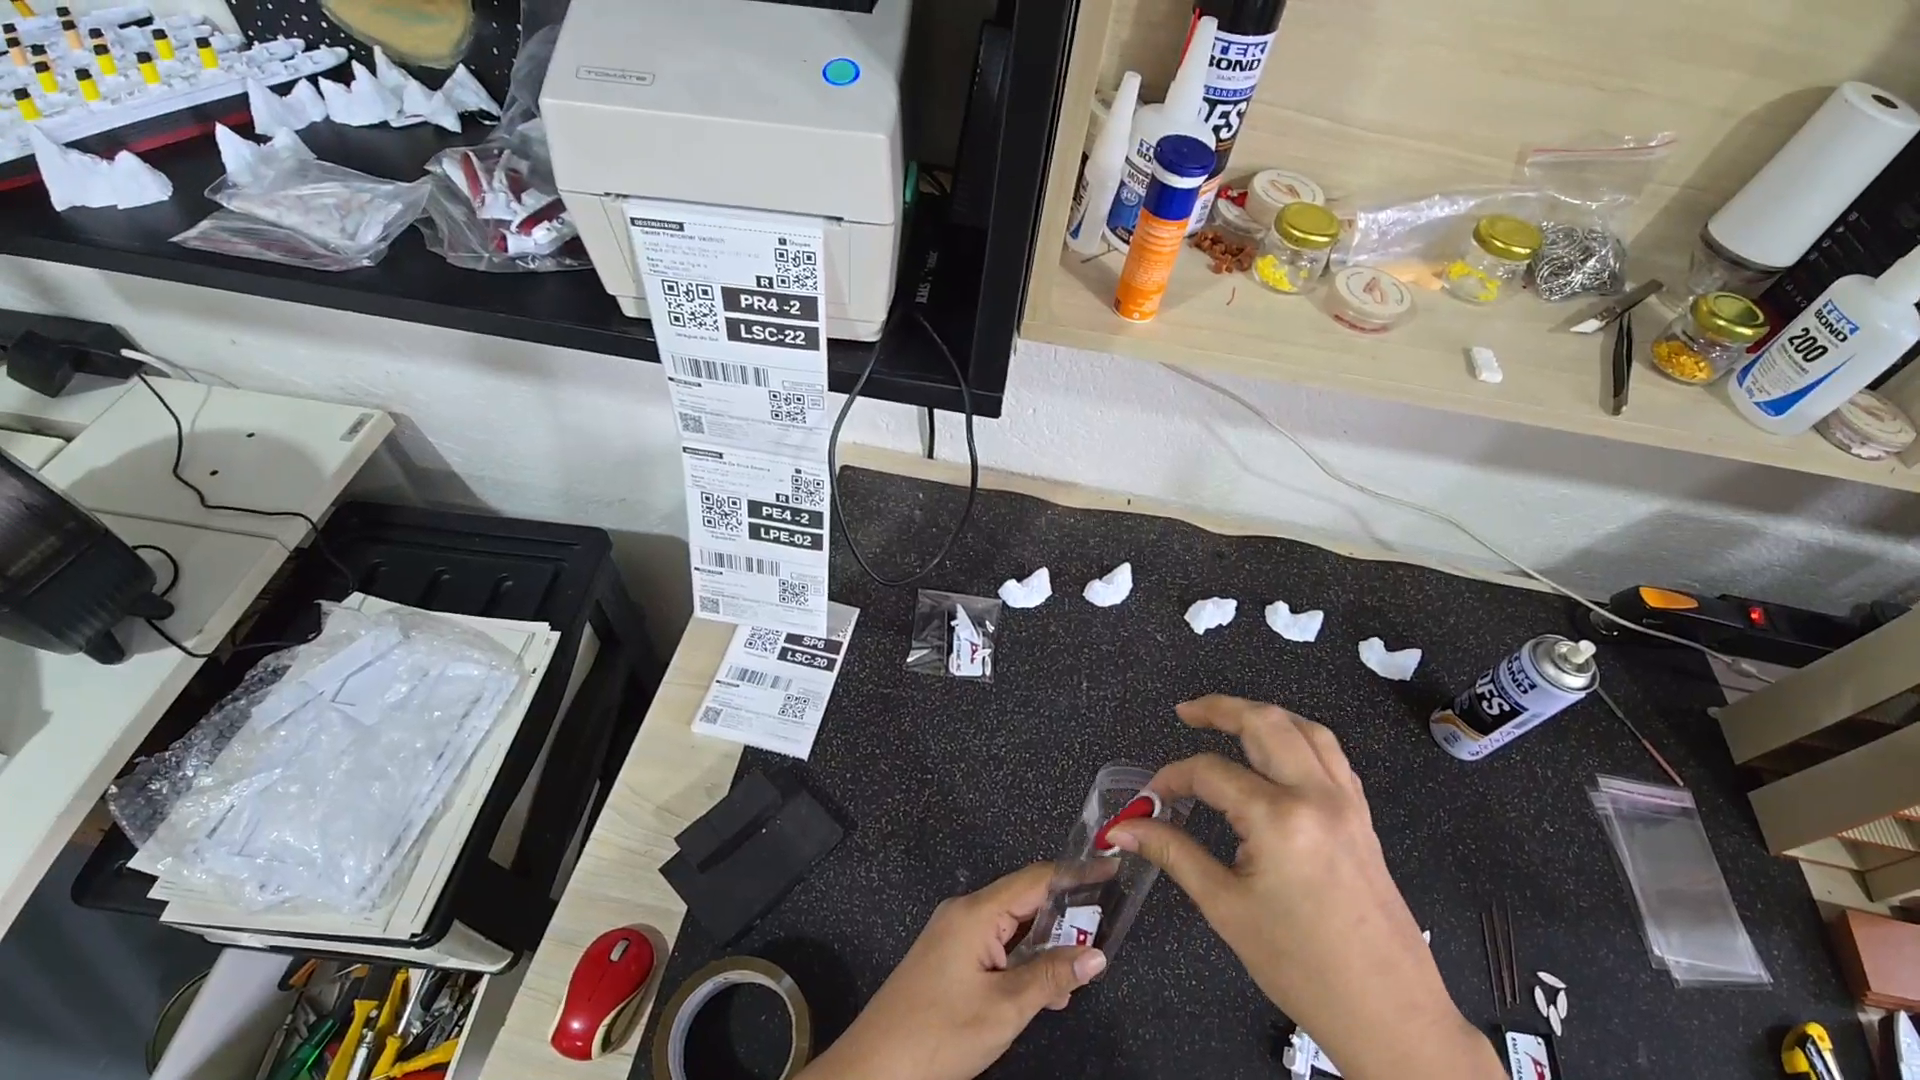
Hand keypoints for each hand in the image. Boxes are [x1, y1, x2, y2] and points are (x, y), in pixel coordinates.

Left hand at [797, 863, 1105, 1079]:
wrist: (871, 1069)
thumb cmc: (939, 1034)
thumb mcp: (1004, 1008)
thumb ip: (1051, 977)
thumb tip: (1097, 955)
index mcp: (975, 913)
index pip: (1035, 879)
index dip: (1076, 875)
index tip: (1112, 872)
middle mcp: (963, 914)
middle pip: (1024, 901)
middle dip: (1065, 917)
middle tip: (1104, 933)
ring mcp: (953, 937)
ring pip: (1012, 928)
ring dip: (1045, 947)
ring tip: (1079, 972)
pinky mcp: (948, 960)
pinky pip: (996, 947)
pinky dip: (1023, 962)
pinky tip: (1045, 990)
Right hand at [1106, 695, 1501, 1079]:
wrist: (1387, 1011)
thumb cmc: (1299, 966)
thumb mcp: (1226, 908)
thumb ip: (1174, 854)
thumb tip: (1123, 829)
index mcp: (1280, 817)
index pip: (1211, 772)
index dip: (1172, 779)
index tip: (1149, 800)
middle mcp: (1317, 795)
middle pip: (1266, 724)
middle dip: (1221, 709)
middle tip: (1185, 711)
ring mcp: (1347, 803)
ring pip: (1306, 729)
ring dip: (1265, 716)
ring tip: (1229, 720)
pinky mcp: (1363, 818)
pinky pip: (1331, 756)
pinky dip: (1299, 739)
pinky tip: (1279, 754)